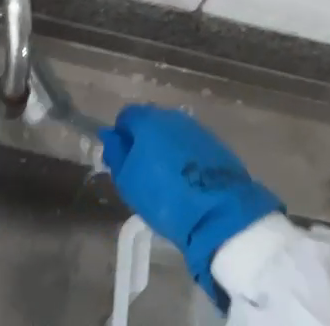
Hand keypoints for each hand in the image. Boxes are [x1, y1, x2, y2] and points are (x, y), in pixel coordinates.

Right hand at [98, 105, 282, 303]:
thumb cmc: (163, 197)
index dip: (121, 137)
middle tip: (142, 171)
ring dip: (166, 149)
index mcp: (149, 120)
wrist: (219, 214)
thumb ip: (116, 154)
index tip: (122, 160)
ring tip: (166, 179)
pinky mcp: (218, 145)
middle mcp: (174, 117)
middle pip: (151, 122)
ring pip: (173, 134)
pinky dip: (186, 158)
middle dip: (144, 141)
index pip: (126, 116)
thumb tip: (111, 136)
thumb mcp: (127, 181)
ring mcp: (199, 130)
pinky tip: (187, 181)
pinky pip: (192, 146)